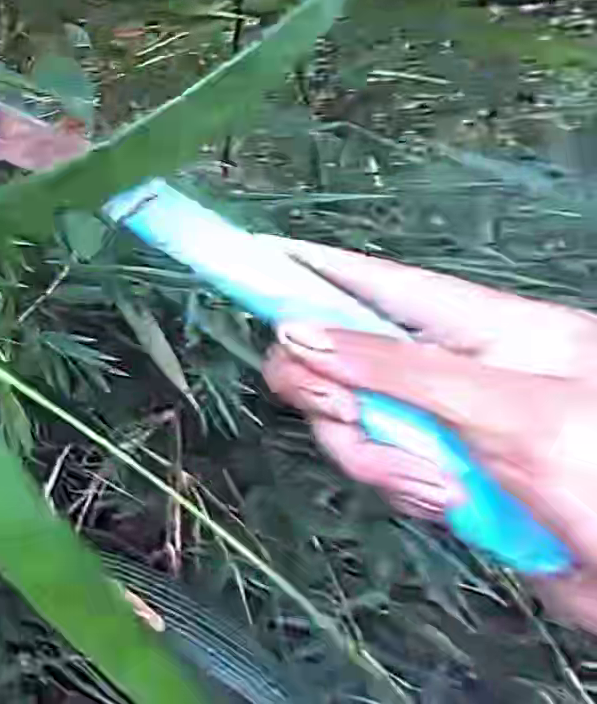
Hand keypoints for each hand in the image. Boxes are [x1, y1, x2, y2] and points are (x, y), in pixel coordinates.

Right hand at [263, 239, 596, 628]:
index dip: (306, 264)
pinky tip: (444, 502)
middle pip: (328, 350)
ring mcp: (437, 418)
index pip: (373, 279)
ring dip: (367, 448)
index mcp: (487, 331)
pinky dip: (392, 480)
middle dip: (324, 384)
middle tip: (341, 408)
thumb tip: (291, 333)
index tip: (243, 253)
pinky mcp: (430, 464)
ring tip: (430, 481)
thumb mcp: (512, 413)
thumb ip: (393, 367)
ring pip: (337, 409)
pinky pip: (365, 454)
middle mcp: (448, 367)